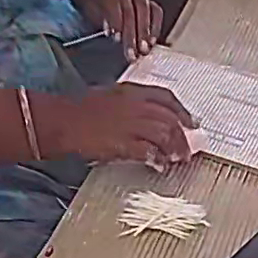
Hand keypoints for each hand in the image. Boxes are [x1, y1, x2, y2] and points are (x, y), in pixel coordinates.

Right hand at [39, 83, 195, 164]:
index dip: (183, 112)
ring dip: (174, 149)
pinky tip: (159, 166)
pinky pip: (148, 151)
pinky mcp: (123, 143)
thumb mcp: (112, 96)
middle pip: (169, 119)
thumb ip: (133, 104)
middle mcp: (135, 106)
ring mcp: (129, 124)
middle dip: (182, 137)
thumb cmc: (84, 110)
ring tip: (176, 160)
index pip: (166, 98)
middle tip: (187, 152)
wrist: (64, 121)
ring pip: (164, 134)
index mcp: (132, 92)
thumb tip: (151, 119)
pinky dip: (157, 159)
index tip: (193, 124)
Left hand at [76, 0, 162, 58]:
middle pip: (129, 9)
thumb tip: (110, 36)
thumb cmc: (93, 5)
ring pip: (144, 9)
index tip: (117, 38)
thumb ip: (98, 22)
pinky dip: (155, 27)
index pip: (112, 1)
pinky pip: (155, 11)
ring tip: (144, 50)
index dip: (115, 21)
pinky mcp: (146, 2)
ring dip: (145, 32)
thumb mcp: (88, 11)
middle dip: (132, 34)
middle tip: (132, 54)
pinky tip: (152, 42)